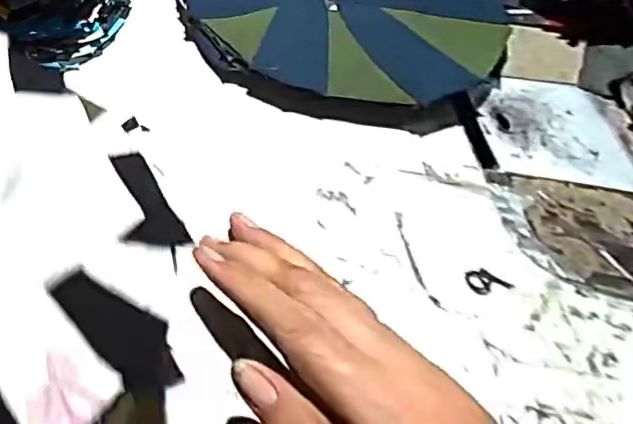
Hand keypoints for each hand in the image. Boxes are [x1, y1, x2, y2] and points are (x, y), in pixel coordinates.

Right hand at [195, 214, 490, 423]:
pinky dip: (319, 274)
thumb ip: (302, 422)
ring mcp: (412, 359)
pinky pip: (355, 300)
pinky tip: (305, 270)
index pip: (292, 319)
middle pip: (311, 292)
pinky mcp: (424, 367)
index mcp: (375, 392)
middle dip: (258, 257)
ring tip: (251, 228)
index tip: (208, 254)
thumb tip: (250, 374)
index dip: (243, 282)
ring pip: (335, 288)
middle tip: (217, 232)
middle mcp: (394, 362)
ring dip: (286, 255)